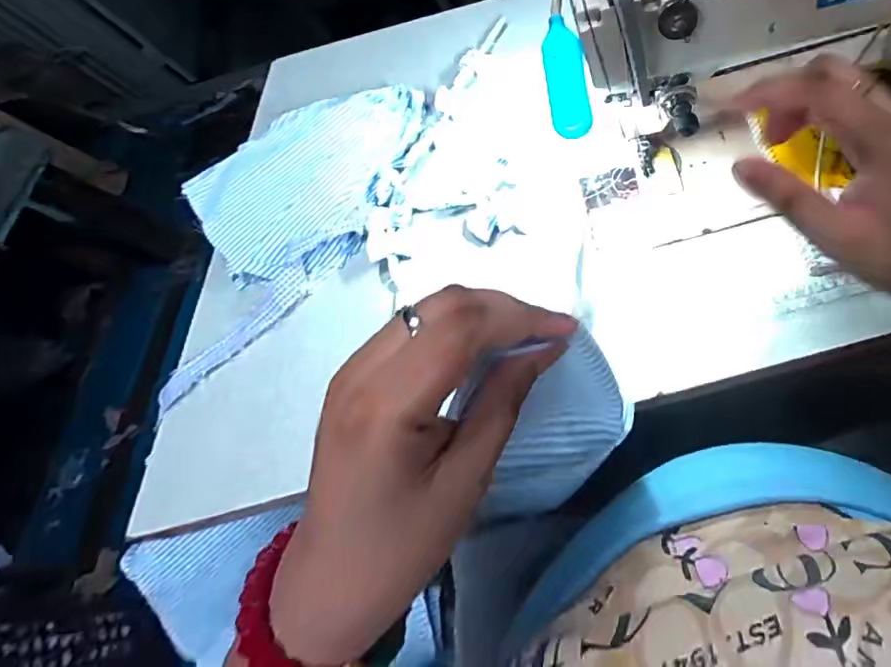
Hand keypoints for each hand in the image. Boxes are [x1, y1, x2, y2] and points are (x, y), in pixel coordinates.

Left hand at [269, 286, 575, 664]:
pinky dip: (457, 322)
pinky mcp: (354, 373)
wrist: (325, 586)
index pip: (461, 328)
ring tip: (524, 334)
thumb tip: (542, 348)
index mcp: (386, 405)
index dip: (520, 318)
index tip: (565, 330)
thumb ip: (503, 402)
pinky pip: (414, 324)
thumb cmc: (401, 546)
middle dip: (505, 308)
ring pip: (429, 306)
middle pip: (445, 304)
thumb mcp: (465, 481)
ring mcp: (352, 368)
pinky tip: (484, 345)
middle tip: (548, 331)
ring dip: (483, 310)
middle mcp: (361, 372)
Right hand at [727, 56, 890, 309]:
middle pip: (830, 73)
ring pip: (841, 81)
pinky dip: (820, 107)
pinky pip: (852, 99)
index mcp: (883, 136)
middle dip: (785, 90)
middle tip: (759, 128)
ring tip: (778, 137)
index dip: (770, 92)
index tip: (732, 108)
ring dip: (802, 97)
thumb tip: (739, 166)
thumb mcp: (838, 236)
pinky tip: (807, 140)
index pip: (818, 91)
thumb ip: (788, 198)